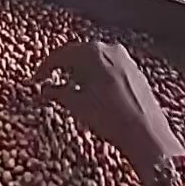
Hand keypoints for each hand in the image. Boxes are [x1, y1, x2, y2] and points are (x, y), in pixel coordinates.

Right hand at [35, 40, 184, 171]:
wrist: (148, 136)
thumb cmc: (111, 118)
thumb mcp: (78, 105)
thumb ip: (57, 92)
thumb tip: (44, 89)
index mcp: (95, 52)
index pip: (62, 54)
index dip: (45, 67)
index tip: (36, 79)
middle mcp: (111, 50)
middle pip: (80, 55)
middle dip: (64, 69)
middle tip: (50, 83)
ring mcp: (126, 60)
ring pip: (96, 62)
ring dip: (80, 74)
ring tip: (70, 91)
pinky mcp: (135, 72)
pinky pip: (109, 69)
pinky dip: (96, 77)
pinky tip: (92, 93)